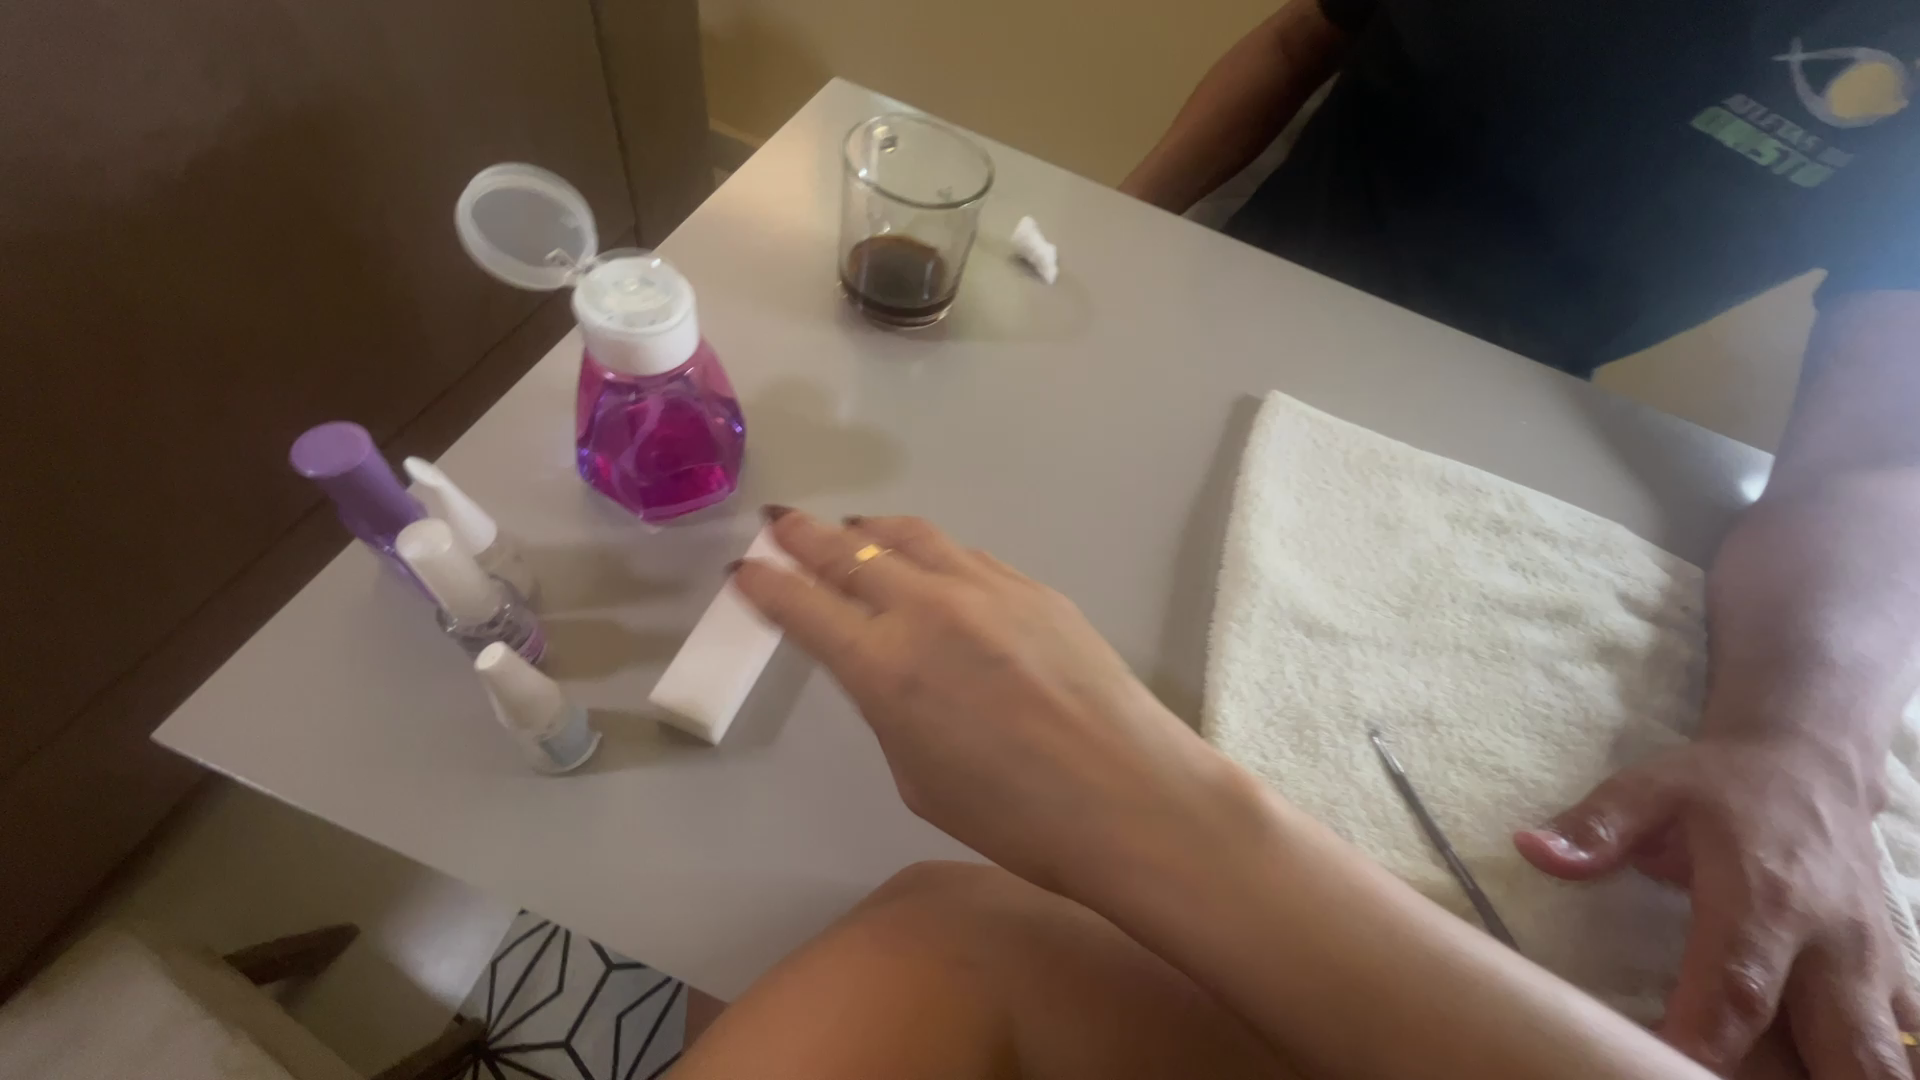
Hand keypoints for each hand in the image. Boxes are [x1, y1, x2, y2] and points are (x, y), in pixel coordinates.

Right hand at [730, 508, 1248, 889]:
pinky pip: (963, 554)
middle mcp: (926, 608)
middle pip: (846, 553)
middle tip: (778, 522)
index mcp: (883, 666)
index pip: (804, 605)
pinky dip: (929, 551)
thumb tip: (882, 667)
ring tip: (848, 531)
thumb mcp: (917, 775)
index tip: (745, 569)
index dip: (766, 584)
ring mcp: (984, 587)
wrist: (1129, 794)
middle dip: (803, 536)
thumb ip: (889, 707)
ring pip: (909, 536)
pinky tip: (929, 563)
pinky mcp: (1031, 586)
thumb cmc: (1013, 816)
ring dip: (867, 530)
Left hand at [1516, 732, 1916, 1078]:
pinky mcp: (1898, 980)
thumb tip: (1530, 849)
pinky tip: (1809, 1071)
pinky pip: (1901, 1046)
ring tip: (1752, 1079)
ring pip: (1885, 1062)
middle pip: (1842, 1052)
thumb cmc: (1715, 784)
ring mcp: (1879, 970)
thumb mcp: (1644, 788)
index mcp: (1763, 898)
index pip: (1737, 987)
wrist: (1809, 767)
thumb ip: (1592, 826)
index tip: (1656, 1062)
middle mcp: (1835, 946)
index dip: (1704, 1038)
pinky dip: (1863, 1071)